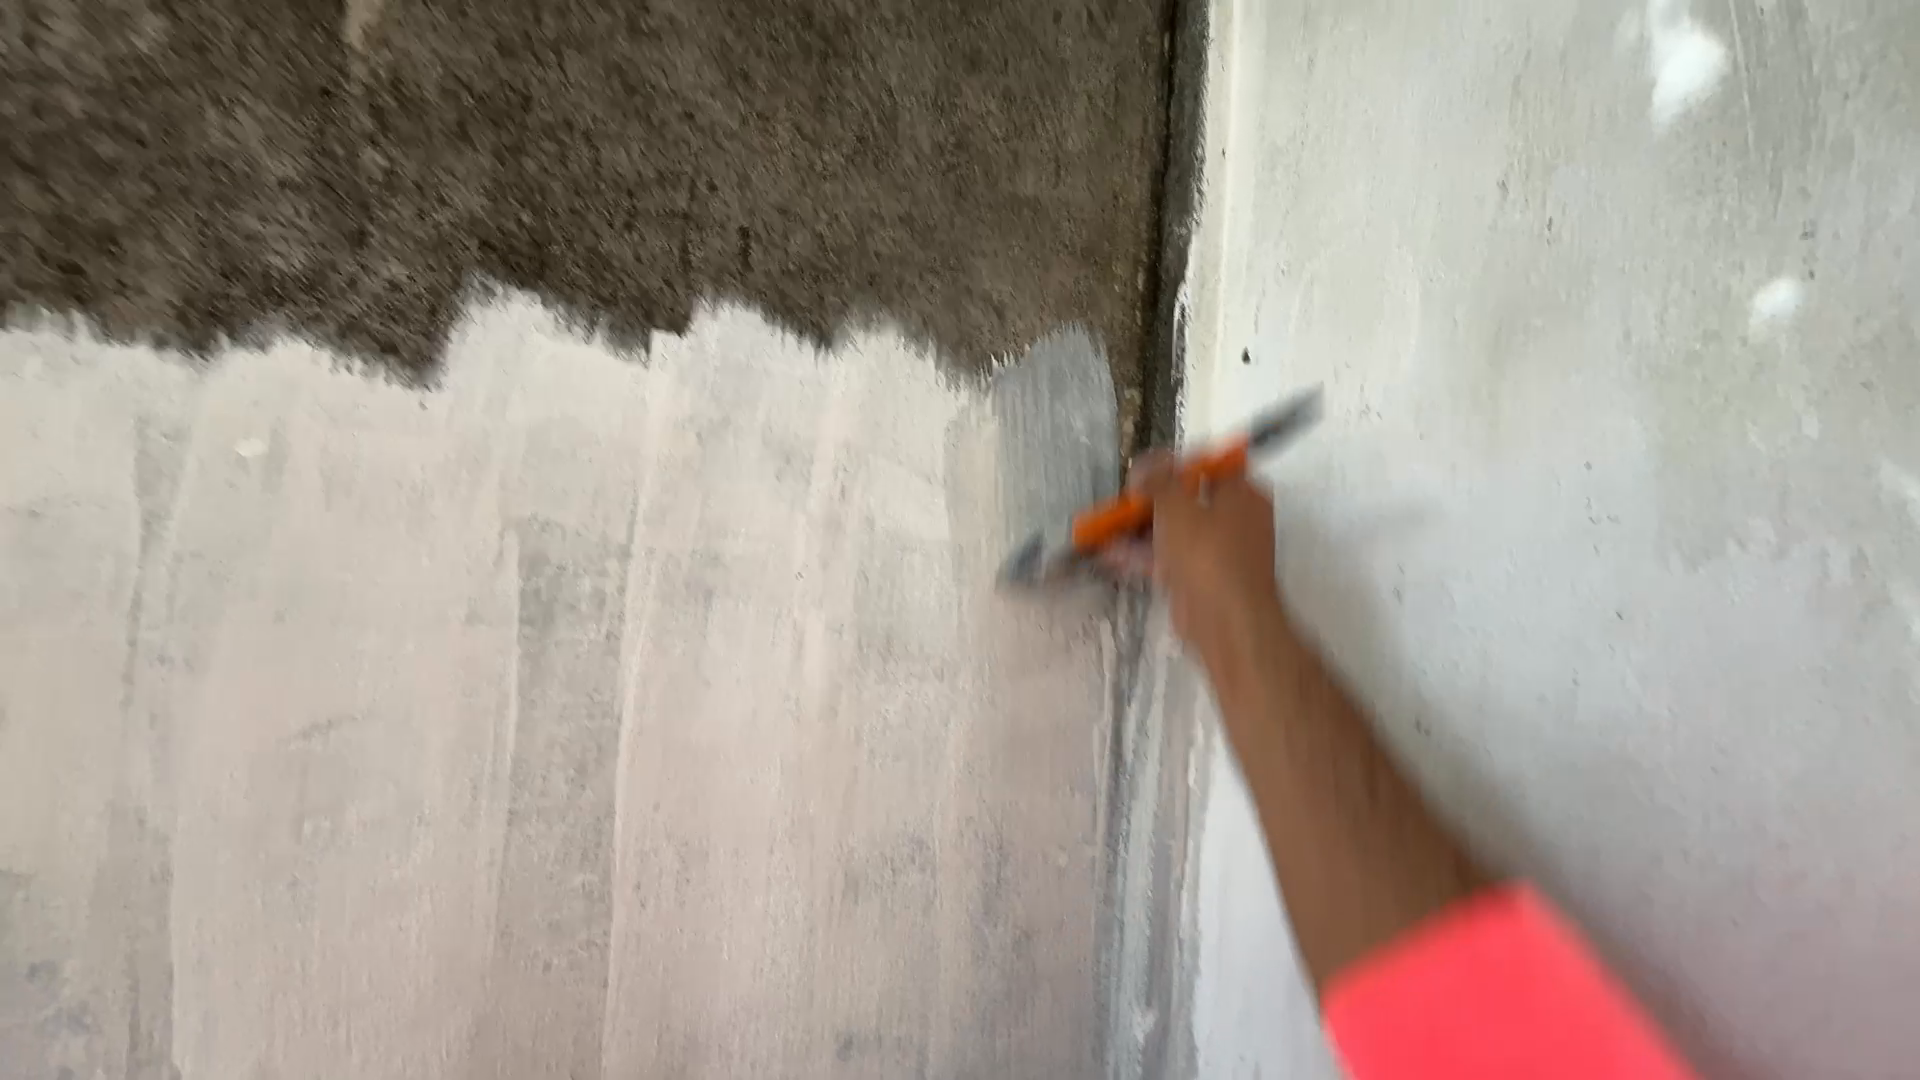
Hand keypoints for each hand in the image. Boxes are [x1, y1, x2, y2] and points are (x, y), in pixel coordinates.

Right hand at [1104, 451, 1287, 664]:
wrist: (1224, 619)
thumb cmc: (1208, 553)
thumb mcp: (1177, 504)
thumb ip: (1158, 480)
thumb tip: (1145, 466)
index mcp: (1242, 494)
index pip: (1209, 466)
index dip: (1175, 464)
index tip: (1146, 470)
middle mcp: (1235, 520)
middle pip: (1187, 500)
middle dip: (1150, 501)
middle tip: (1125, 500)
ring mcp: (1218, 552)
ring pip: (1174, 531)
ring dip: (1140, 530)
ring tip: (1106, 527)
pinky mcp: (1200, 578)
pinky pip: (1168, 558)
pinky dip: (1142, 555)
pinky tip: (1111, 553)